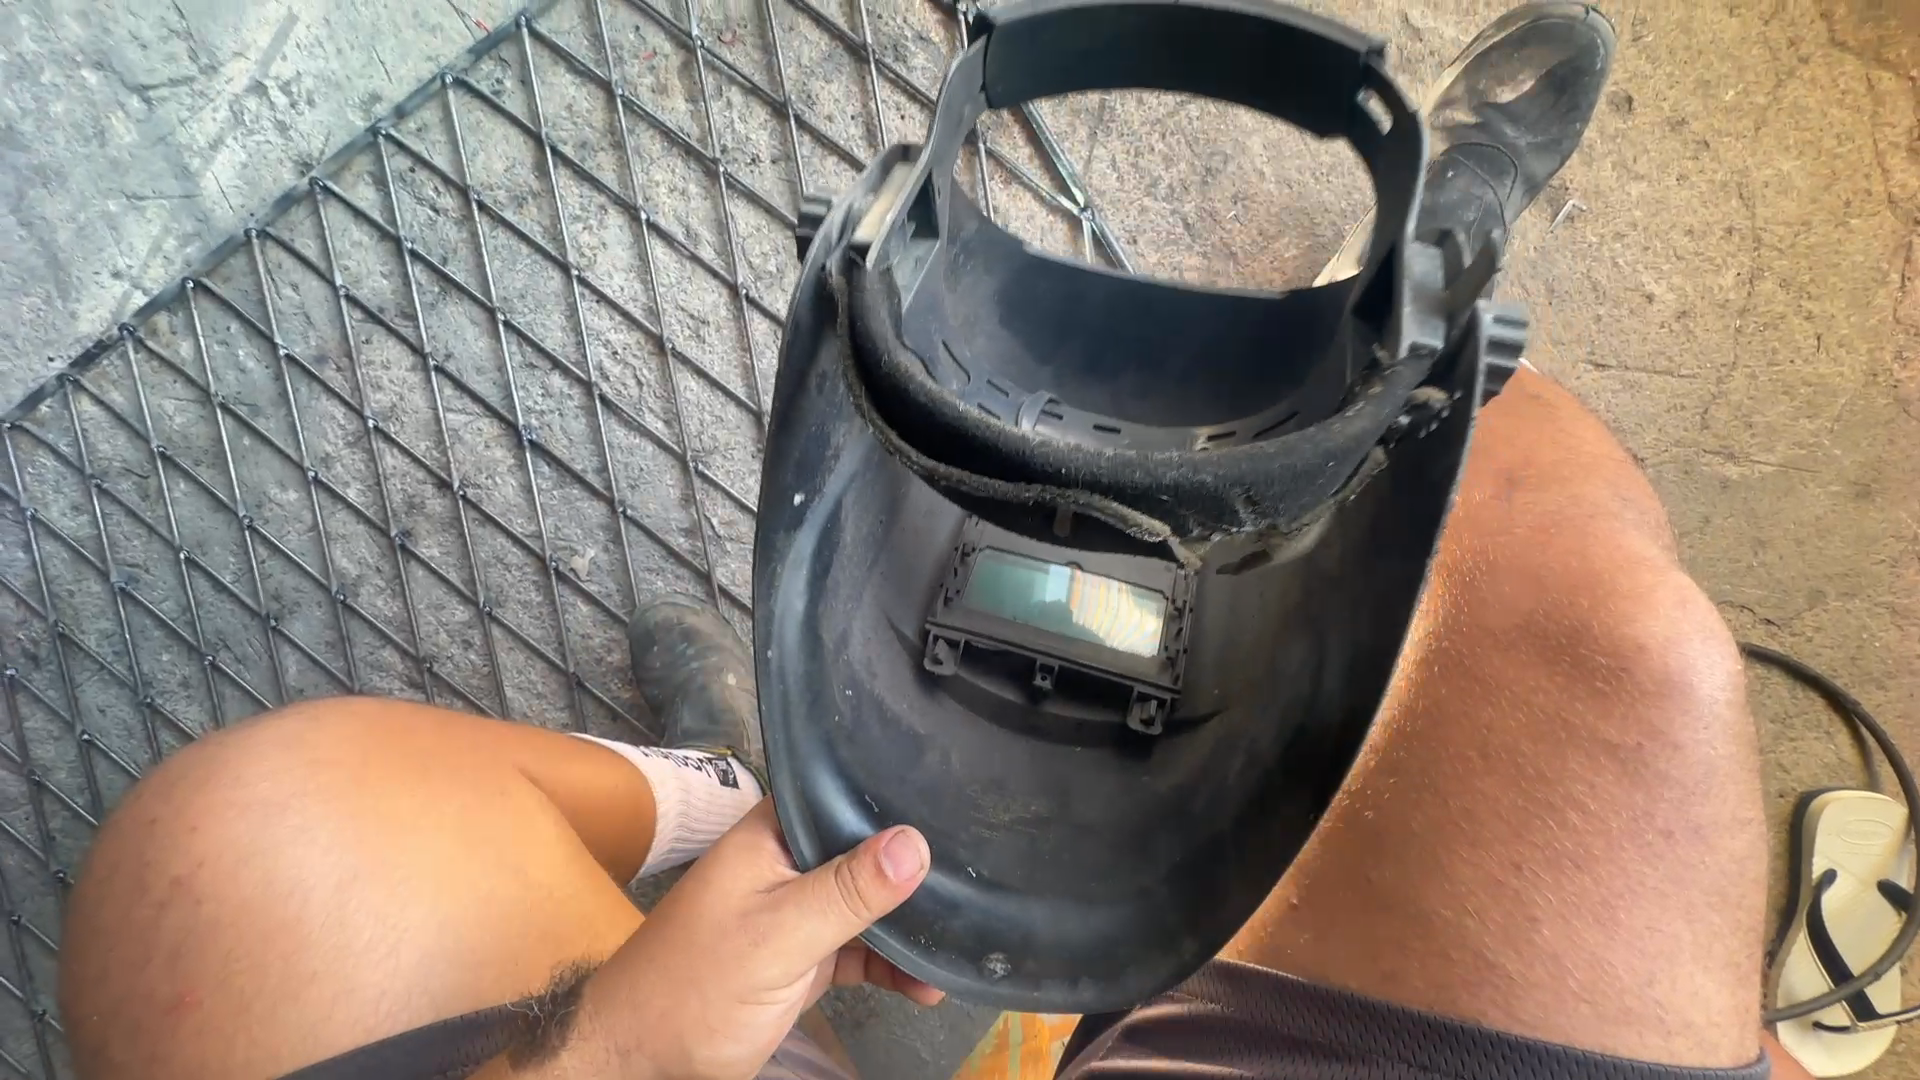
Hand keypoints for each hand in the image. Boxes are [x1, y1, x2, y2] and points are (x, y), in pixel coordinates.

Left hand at [574, 798, 940, 1078]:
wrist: (642, 1065)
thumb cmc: (699, 986)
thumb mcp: (778, 936)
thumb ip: (846, 891)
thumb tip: (917, 842)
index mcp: (779, 830)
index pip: (848, 791)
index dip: (902, 792)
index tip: (963, 795)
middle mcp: (795, 857)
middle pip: (869, 845)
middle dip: (919, 859)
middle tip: (983, 865)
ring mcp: (803, 906)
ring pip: (872, 899)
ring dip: (912, 921)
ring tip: (969, 935)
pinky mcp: (809, 951)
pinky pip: (863, 948)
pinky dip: (894, 964)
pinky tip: (931, 985)